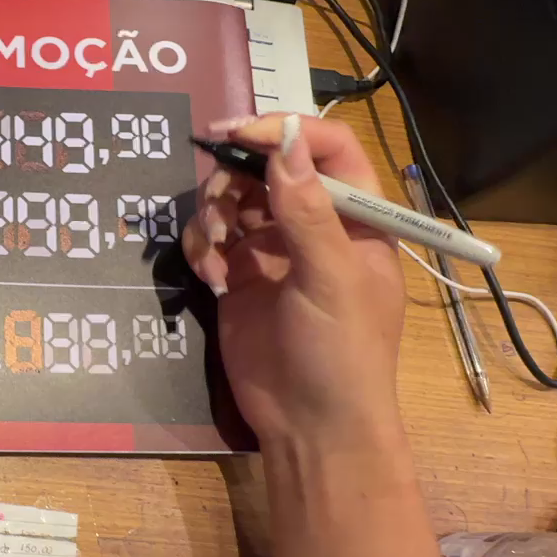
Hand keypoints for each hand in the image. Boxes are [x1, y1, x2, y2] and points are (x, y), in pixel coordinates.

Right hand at [183, 114, 405, 450]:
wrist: (308, 425)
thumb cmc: (340, 352)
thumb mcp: (329, 279)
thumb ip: (305, 210)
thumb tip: (283, 141)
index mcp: (355, 218)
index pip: (324, 149)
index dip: (282, 131)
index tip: (236, 132)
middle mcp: (311, 225)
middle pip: (266, 168)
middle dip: (233, 178)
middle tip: (216, 201)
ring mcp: (271, 250)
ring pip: (231, 200)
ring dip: (213, 216)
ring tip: (215, 252)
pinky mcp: (238, 274)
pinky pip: (210, 239)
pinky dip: (202, 250)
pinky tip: (212, 279)